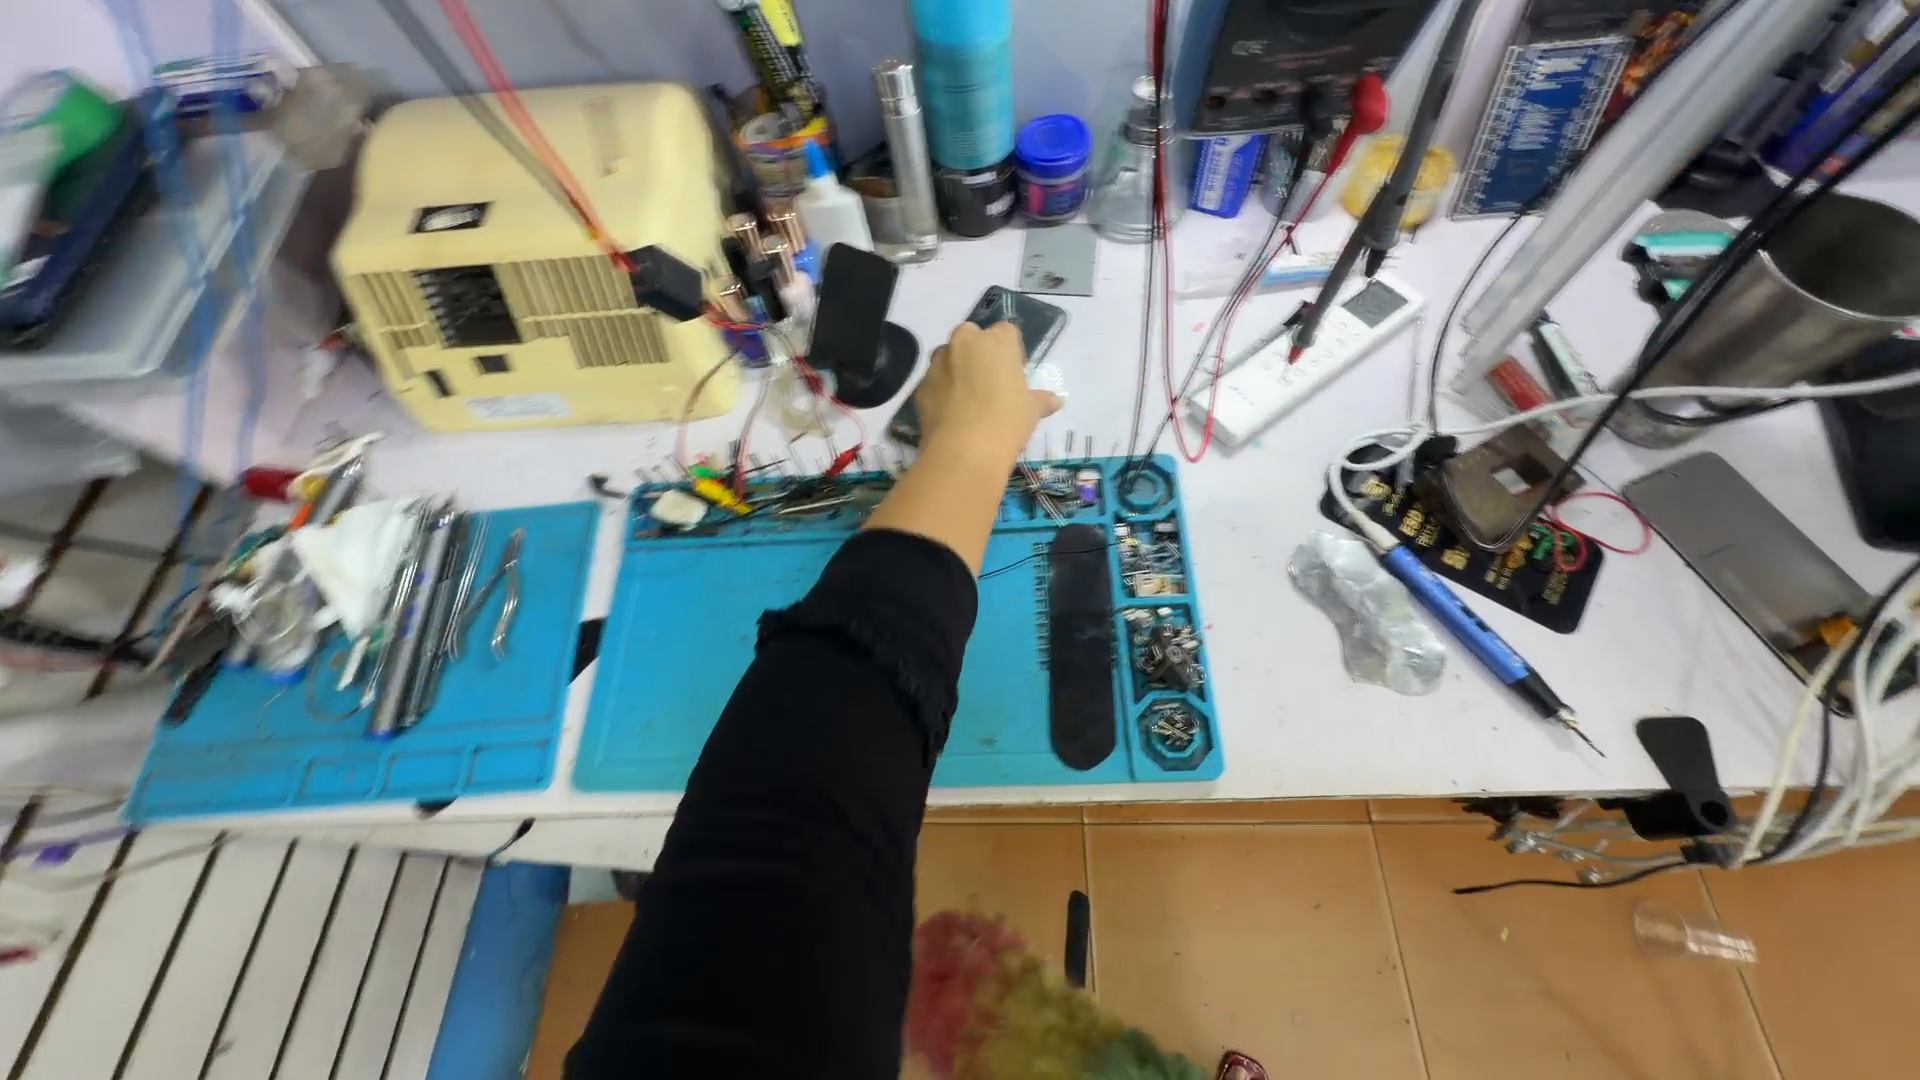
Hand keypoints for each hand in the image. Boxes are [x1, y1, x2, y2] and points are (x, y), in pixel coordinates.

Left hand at [911, 322, 1061, 462]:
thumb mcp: (1031, 411)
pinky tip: (951, 414)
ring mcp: (938, 363)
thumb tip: (1056, 401)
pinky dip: (941, 392)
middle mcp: (964, 343)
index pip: (1007, 332)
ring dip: (956, 369)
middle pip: (971, 336)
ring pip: (947, 357)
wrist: (964, 450)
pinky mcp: (920, 386)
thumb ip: (1041, 400)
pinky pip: (934, 382)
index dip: (1012, 352)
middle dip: (978, 353)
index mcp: (996, 342)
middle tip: (989, 382)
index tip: (1015, 374)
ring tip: (967, 399)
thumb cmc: (1006, 422)